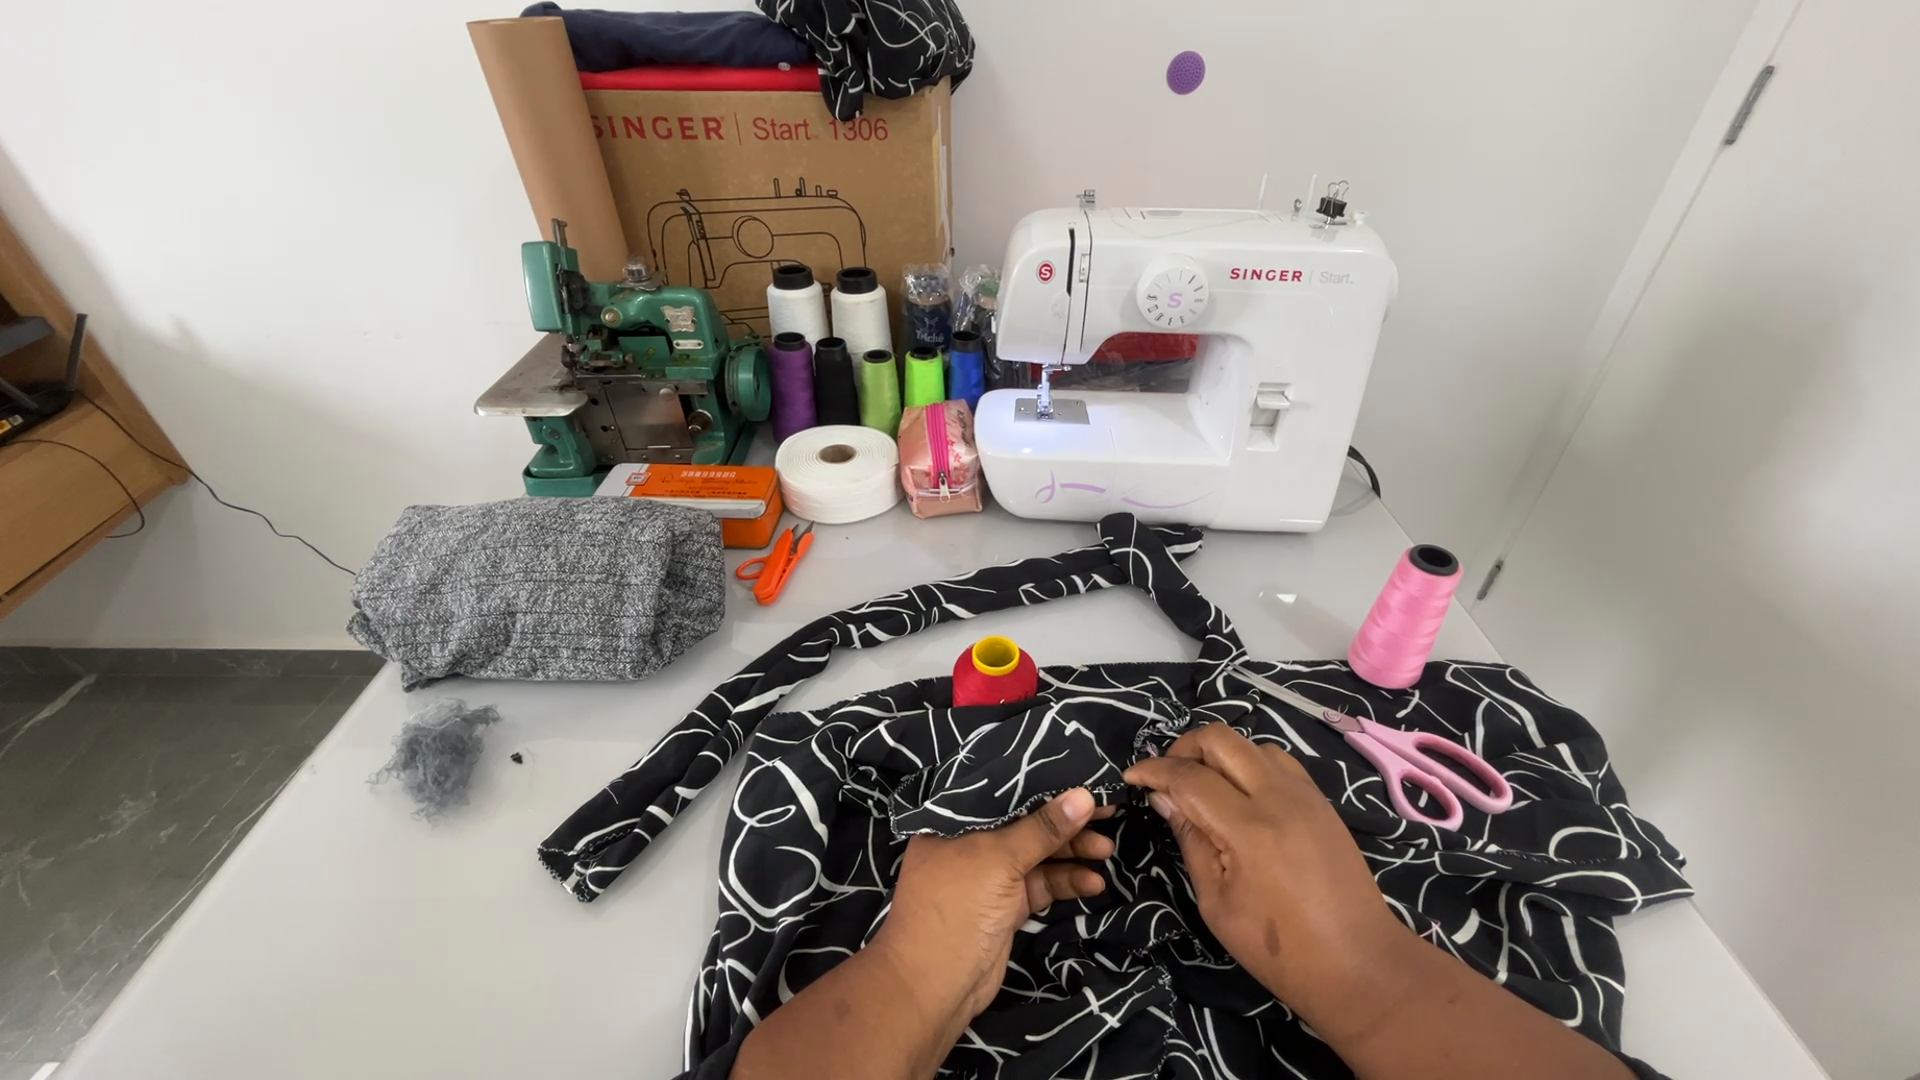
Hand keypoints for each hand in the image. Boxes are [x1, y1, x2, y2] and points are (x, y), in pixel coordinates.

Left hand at [873, 788, 1115, 1018]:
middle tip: (1109, 814)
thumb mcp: (998, 859)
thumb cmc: (956, 906)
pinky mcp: (1006, 905)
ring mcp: (990, 875)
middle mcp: (972, 842)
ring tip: (1107, 849)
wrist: (934, 988)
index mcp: (955, 820)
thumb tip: (1084, 795)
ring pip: (1038, 854)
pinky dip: (1065, 882)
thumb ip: (1042, 828)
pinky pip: (1041, 884)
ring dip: (1071, 852)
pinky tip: (1093, 882)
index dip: (1046, 786)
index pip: (1006, 793)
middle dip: (1066, 822)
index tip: (1086, 780)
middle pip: (1027, 823)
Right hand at [1123, 724, 1405, 1026]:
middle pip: (1220, 739)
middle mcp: (1278, 797)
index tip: (1132, 776)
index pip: (1189, 776)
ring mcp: (1305, 794)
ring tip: (1202, 784)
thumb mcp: (1217, 902)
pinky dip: (1248, 763)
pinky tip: (1239, 792)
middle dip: (1183, 748)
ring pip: (1250, 743)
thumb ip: (1190, 839)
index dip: (1153, 770)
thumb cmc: (1280, 949)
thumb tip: (1164, 797)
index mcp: (1248, 828)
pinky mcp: (1321, 801)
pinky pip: (1276, 760)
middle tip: (1167, 776)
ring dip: (1218, 753)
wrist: (1362, 965)